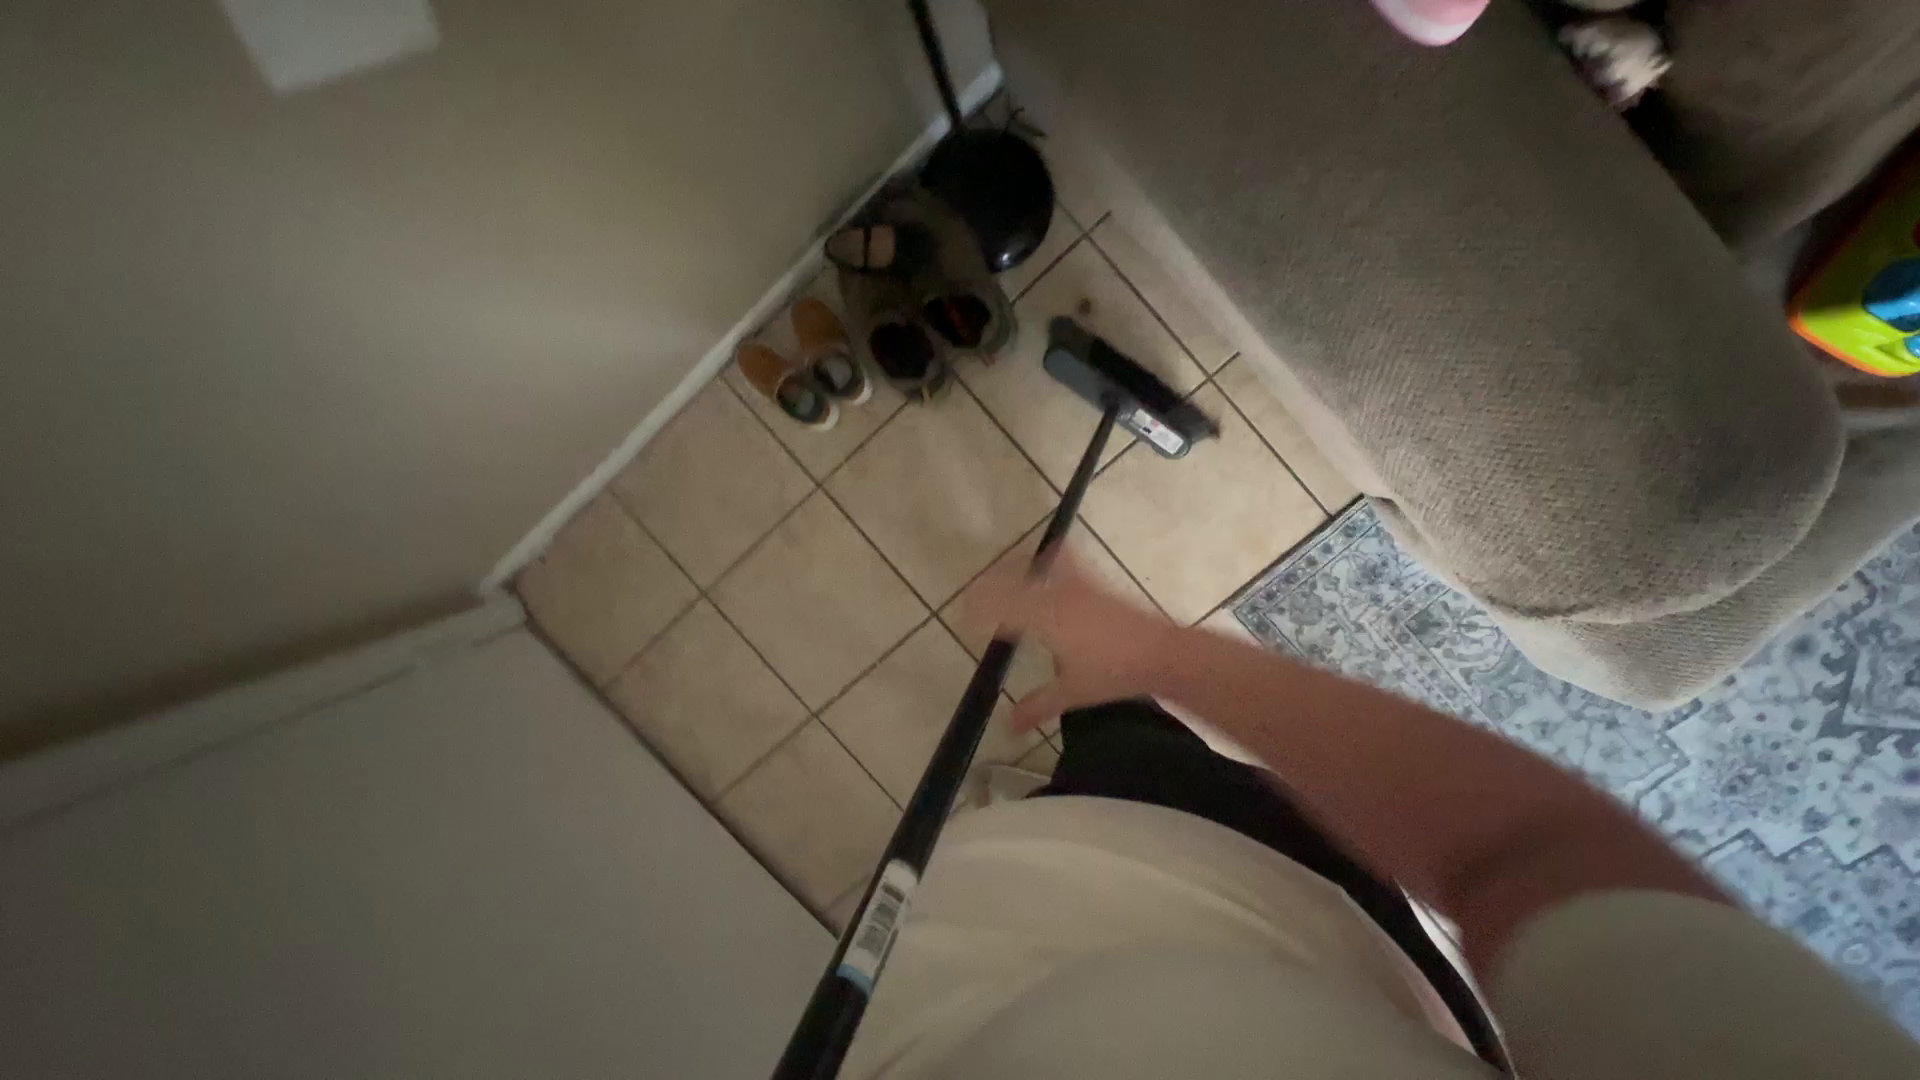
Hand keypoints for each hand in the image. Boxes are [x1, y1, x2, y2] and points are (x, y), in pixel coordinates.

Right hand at [962, 551, 1180, 730]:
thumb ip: (1038, 705)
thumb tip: (1008, 724)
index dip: (978, 610)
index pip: (1001, 608)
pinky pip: (1067, 561)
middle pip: (1014, 580)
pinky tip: (1050, 560)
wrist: (1162, 654)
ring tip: (1005, 575)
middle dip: (990, 586)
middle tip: (974, 598)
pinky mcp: (1098, 582)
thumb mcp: (1072, 693)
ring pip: (1039, 565)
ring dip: (1018, 568)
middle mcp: (1057, 596)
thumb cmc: (1114, 674)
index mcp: (1046, 620)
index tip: (962, 616)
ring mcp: (1079, 585)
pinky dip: (1051, 559)